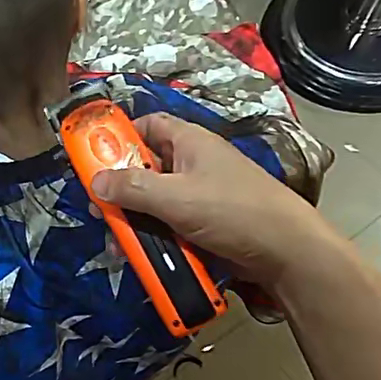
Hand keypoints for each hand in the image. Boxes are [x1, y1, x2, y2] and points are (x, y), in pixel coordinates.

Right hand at [90, 114, 344, 286]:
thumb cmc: (232, 210)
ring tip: (120, 241)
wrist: (286, 250)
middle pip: (147, 168)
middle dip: (122, 190)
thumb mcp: (175, 197)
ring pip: (157, 202)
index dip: (121, 137)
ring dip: (137, 220)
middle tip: (100, 210)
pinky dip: (157, 237)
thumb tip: (95, 182)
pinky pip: (172, 224)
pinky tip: (145, 254)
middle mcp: (194, 163)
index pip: (148, 125)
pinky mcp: (208, 223)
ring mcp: (202, 195)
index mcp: (190, 142)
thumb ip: (133, 188)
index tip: (96, 158)